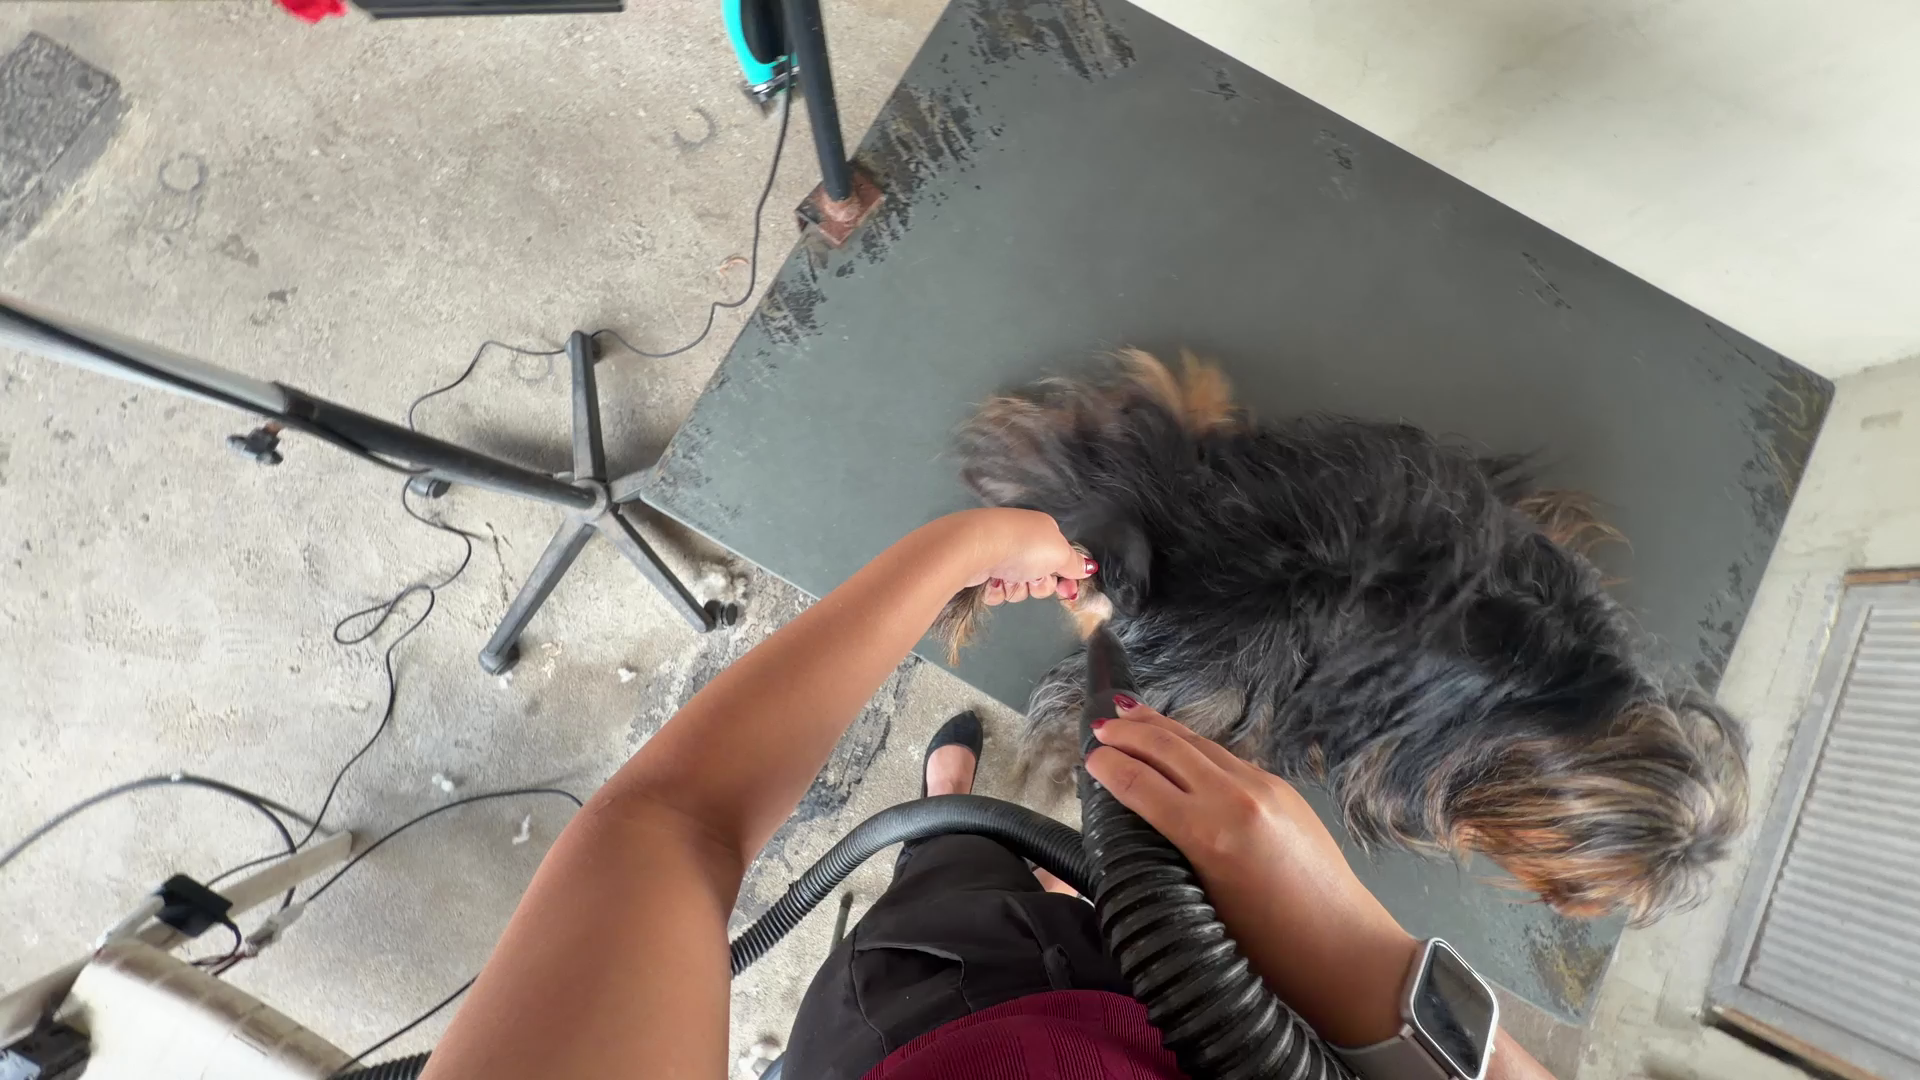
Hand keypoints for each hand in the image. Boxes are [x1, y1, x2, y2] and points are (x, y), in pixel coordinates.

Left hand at [947, 508, 1095, 603]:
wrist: (974, 547)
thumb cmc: (1022, 546)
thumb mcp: (1059, 552)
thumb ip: (1075, 563)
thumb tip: (1088, 567)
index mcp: (1042, 530)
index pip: (1060, 558)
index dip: (1064, 578)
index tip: (1067, 591)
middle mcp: (1020, 540)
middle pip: (1039, 576)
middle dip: (1037, 585)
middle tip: (1031, 579)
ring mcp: (999, 553)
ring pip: (1017, 586)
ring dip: (1016, 589)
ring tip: (1007, 579)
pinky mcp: (979, 568)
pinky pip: (996, 590)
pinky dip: (996, 590)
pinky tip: (991, 581)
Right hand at [1085, 701, 1419, 1047]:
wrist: (1350, 955)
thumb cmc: (1269, 951)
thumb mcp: (1201, 903)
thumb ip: (1166, 851)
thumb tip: (1140, 817)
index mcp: (1209, 833)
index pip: (1141, 782)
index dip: (1108, 766)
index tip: (1088, 758)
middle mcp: (1235, 797)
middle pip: (1167, 747)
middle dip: (1128, 732)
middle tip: (1099, 726)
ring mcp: (1262, 786)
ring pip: (1197, 742)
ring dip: (1158, 725)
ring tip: (1128, 711)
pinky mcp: (1280, 787)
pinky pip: (1223, 754)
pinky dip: (1190, 743)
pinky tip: (1177, 742)